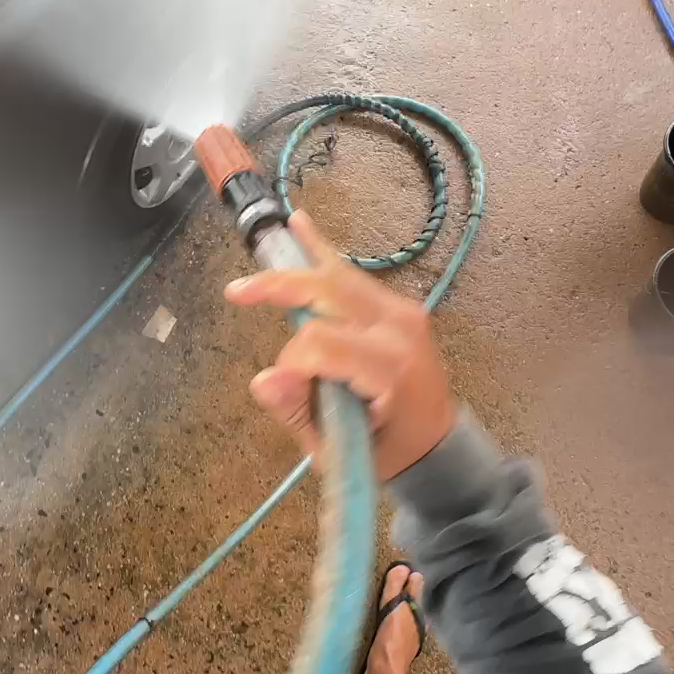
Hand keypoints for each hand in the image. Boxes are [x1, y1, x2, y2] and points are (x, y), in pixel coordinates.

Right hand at [224, 211, 456, 480]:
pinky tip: (300, 224)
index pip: (321, 343)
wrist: (436, 441)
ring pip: (338, 276)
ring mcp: (402, 311)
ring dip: (298, 264)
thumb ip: (298, 411)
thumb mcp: (338, 447)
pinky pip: (352, 275)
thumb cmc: (386, 450)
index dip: (291, 360)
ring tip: (270, 238)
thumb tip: (262, 379)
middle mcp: (399, 330)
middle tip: (237, 292)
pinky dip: (321, 253)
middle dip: (280, 289)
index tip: (282, 384)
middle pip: (328, 293)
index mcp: (389, 369)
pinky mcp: (396, 304)